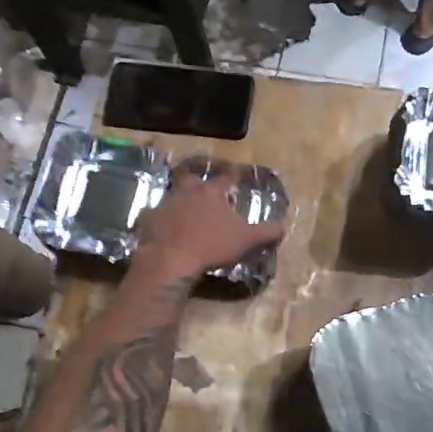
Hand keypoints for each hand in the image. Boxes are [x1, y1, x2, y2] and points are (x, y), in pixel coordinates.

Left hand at [133, 162, 286, 275]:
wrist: (169, 259)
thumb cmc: (211, 246)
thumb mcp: (246, 241)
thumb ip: (267, 232)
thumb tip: (284, 226)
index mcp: (211, 192)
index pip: (226, 177)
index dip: (234, 174)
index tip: (237, 172)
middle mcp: (186, 192)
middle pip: (192, 178)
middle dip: (198, 178)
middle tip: (203, 184)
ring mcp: (164, 204)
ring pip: (172, 194)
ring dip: (179, 198)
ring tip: (184, 206)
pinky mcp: (147, 220)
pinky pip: (153, 215)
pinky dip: (158, 218)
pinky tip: (161, 225)